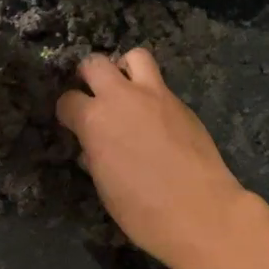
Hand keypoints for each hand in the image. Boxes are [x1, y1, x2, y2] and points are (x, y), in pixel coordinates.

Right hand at [56, 49, 254, 268]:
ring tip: (127, 90)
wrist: (201, 212)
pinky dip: (151, 92)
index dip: (67, 111)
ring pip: (134, 56)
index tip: (72, 122)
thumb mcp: (105, 187)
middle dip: (88, 75)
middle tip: (94, 93)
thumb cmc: (143, 212)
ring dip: (125, 69)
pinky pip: (160, 83)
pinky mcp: (180, 102)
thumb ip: (95, 156)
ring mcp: (154, 95)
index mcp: (94, 120)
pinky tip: (156, 118)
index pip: (67, 100)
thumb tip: (92, 147)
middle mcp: (120, 97)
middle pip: (94, 63)